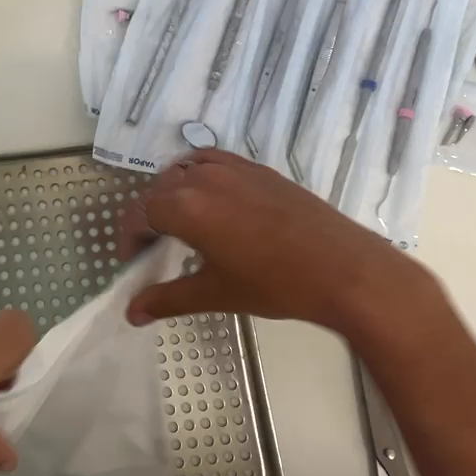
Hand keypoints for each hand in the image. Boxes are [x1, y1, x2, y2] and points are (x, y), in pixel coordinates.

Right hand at [121, 148, 430, 334]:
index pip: (139, 213)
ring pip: (184, 171)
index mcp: (184, 206)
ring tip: (182, 224)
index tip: (133, 261)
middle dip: (149, 217)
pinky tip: (212, 200)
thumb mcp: (215, 294)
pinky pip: (212, 161)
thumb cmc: (275, 284)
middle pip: (158, 190)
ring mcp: (232, 168)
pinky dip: (199, 175)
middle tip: (155, 248)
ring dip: (173, 193)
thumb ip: (166, 299)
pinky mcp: (257, 168)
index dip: (130, 237)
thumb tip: (131, 313)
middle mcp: (201, 177)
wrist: (346, 270)